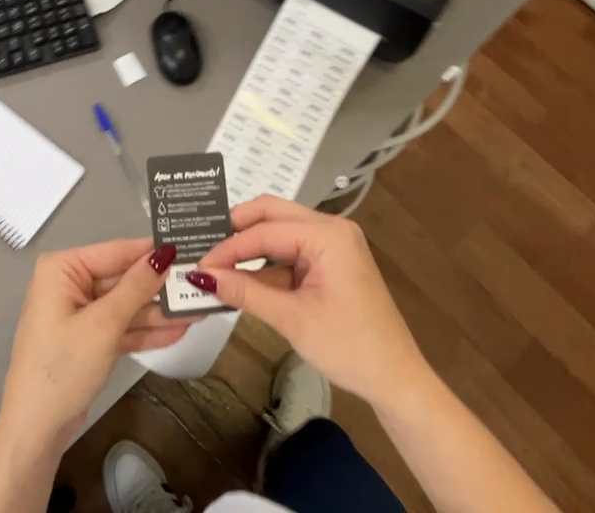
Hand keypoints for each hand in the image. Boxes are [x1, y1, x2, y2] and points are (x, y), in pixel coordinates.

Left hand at [0, 239, 190, 447]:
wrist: (37, 427)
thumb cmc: (64, 365)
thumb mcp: (104, 324)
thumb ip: (136, 287)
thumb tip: (165, 254)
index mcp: (63, 269)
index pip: (116, 252)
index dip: (152, 251)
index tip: (190, 247)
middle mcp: (69, 284)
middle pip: (122, 279)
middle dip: (160, 287)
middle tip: (200, 284)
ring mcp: (78, 314)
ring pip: (125, 305)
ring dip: (159, 312)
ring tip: (199, 310)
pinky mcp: (88, 340)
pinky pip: (120, 327)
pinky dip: (145, 331)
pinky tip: (179, 330)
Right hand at [192, 196, 426, 404]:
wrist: (396, 380)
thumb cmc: (348, 346)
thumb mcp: (292, 319)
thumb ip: (246, 292)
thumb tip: (201, 277)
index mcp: (328, 235)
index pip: (265, 231)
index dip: (229, 248)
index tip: (198, 265)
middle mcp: (331, 229)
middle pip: (272, 214)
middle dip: (237, 230)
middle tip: (204, 246)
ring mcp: (334, 245)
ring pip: (280, 231)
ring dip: (250, 247)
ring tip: (217, 264)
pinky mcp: (331, 263)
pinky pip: (291, 252)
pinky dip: (266, 264)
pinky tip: (242, 280)